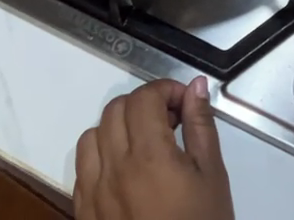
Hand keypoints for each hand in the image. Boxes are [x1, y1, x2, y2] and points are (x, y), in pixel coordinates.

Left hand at [75, 77, 233, 219]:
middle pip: (116, 110)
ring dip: (117, 127)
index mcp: (149, 156)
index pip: (144, 98)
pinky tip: (123, 168)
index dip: (165, 89)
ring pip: (92, 135)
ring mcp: (93, 193)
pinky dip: (99, 155)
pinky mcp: (83, 213)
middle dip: (144, 104)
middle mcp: (114, 169)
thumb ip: (201, 125)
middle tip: (170, 120)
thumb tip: (196, 86)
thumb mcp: (212, 175)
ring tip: (144, 142)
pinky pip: (81, 168)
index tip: (184, 103)